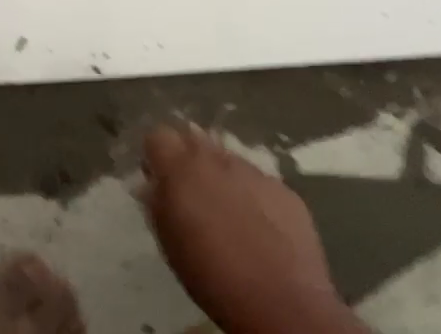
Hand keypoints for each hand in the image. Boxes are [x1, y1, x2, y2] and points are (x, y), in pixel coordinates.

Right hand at [140, 125, 365, 333]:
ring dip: (221, 175)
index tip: (157, 179)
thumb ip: (156, 201)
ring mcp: (256, 174)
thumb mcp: (166, 239)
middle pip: (195, 138)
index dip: (155, 155)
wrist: (282, 305)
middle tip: (190, 192)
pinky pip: (260, 182)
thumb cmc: (211, 274)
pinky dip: (252, 195)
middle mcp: (218, 160)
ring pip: (228, 159)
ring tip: (227, 211)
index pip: (157, 135)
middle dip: (188, 159)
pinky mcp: (288, 193)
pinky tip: (258, 226)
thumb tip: (153, 183)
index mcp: (181, 167)